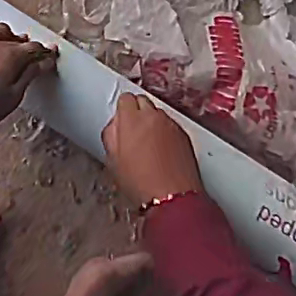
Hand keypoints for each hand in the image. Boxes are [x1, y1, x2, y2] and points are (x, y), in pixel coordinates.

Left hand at [0, 23, 56, 121]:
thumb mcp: (14, 96)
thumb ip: (29, 75)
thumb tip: (40, 65)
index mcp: (11, 55)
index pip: (34, 48)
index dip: (44, 52)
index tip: (48, 56)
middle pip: (16, 37)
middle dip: (25, 45)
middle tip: (30, 55)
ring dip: (7, 36)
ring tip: (10, 46)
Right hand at [100, 93, 203, 208]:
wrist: (172, 197)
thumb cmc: (140, 182)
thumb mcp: (112, 159)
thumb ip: (111, 133)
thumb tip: (115, 125)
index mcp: (131, 118)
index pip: (125, 98)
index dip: (122, 109)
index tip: (121, 120)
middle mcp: (153, 116)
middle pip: (142, 100)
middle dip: (137, 111)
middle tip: (132, 131)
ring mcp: (170, 124)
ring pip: (157, 113)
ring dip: (152, 122)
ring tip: (148, 144)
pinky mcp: (184, 134)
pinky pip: (170, 125)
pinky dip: (165, 132)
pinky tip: (162, 151)